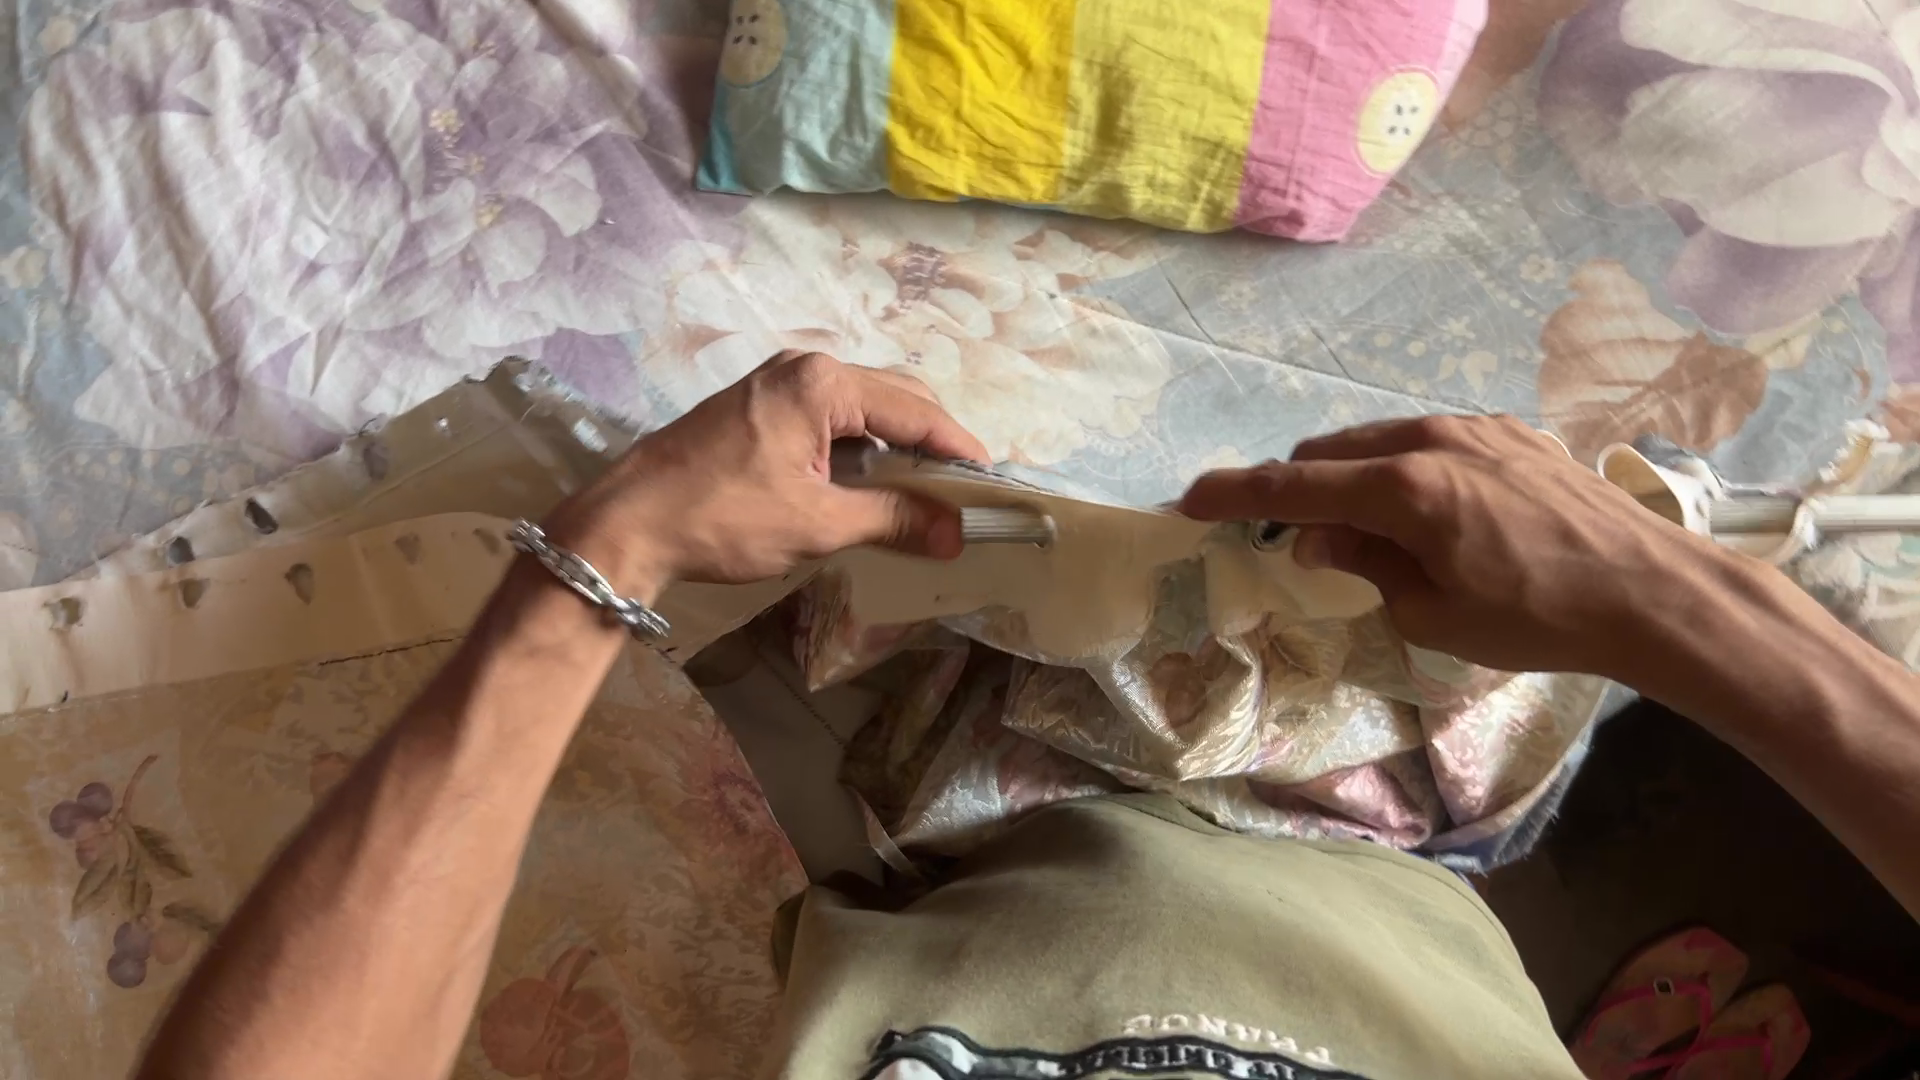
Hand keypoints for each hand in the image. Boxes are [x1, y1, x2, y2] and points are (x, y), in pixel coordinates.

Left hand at [544, 351, 989, 595]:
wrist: (627, 524)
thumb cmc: (724, 518)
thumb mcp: (819, 522)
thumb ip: (894, 519)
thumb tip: (957, 534)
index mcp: (823, 383)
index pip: (915, 410)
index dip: (958, 446)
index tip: (991, 479)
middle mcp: (805, 369)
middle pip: (894, 397)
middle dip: (931, 442)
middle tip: (961, 487)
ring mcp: (779, 383)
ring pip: (863, 408)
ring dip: (897, 445)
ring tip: (925, 489)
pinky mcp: (761, 406)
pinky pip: (832, 418)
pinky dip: (862, 448)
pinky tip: (872, 481)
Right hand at [1178, 415, 1751, 677]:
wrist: (1661, 594)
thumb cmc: (1535, 619)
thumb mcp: (1428, 614)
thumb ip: (1359, 564)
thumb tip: (1312, 538)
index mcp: (1402, 490)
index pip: (1291, 486)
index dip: (1234, 493)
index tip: (1191, 499)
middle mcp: (1428, 441)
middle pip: (1324, 453)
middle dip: (1297, 490)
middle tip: (1303, 538)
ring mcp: (1470, 428)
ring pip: (1370, 440)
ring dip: (1345, 477)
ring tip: (1372, 527)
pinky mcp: (1506, 431)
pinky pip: (1420, 439)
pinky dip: (1395, 467)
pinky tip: (1429, 507)